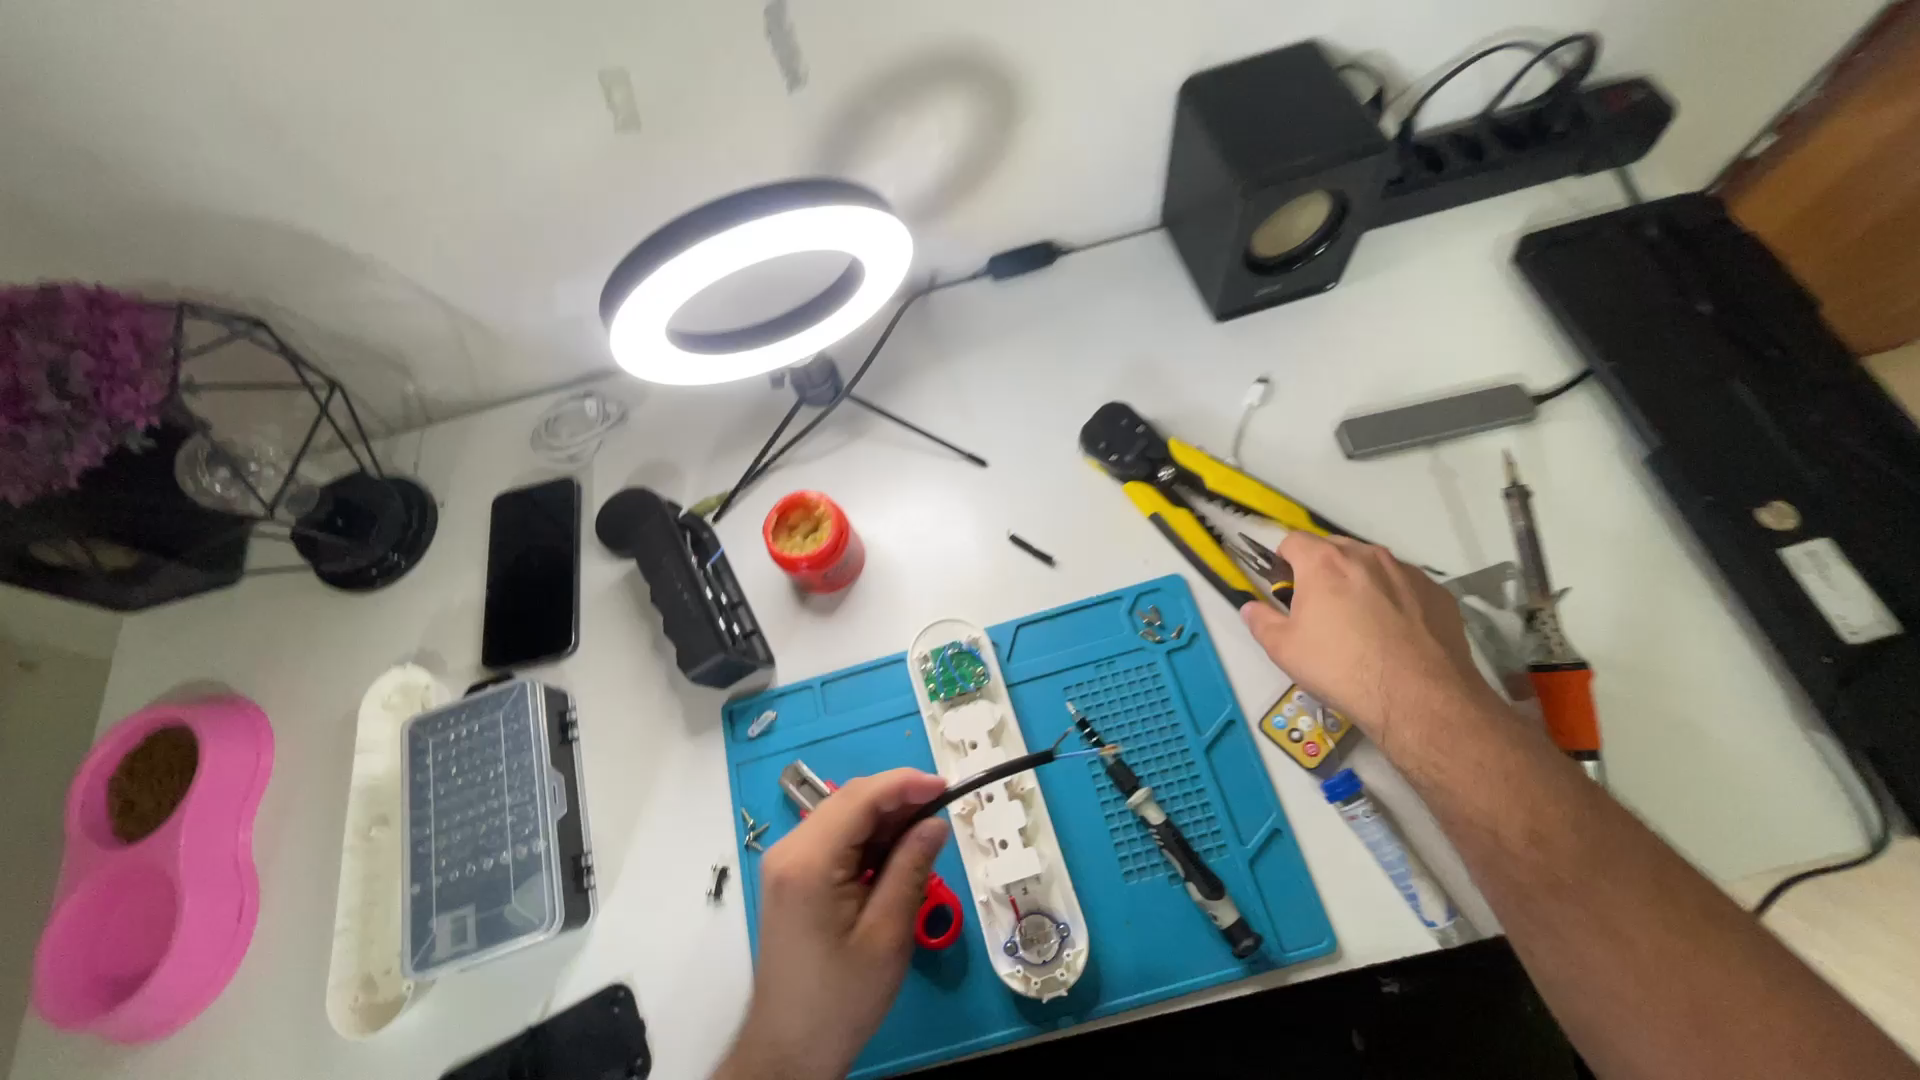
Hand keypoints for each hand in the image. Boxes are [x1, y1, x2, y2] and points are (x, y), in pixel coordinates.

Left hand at [716, 769, 950, 1079]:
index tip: (948, 786)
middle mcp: (790, 850)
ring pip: (844, 817)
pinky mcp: (792, 878)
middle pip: (850, 801)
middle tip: (943, 815)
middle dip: (899, 800)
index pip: (860, 798)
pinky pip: (835, 840)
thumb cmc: (842, 997)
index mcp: (809, 861)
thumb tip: (935, 823)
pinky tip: (896, 856)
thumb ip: (911, 868)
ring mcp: (787, 863)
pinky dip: (868, 840)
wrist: (789, 1048)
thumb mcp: (888, 934)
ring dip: (885, 820)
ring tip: (926, 838)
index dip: (906, 784)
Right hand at [1240, 532, 1501, 759]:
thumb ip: (1261, 621)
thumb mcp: (1284, 650)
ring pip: (1372, 565)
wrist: (1418, 697)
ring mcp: (1406, 572)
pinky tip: (1394, 633)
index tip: (1285, 587)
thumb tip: (1251, 608)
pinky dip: (1394, 599)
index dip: (1284, 561)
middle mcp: (1367, 556)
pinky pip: (1404, 585)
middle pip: (1334, 547)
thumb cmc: (1341, 668)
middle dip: (1321, 569)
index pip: (1293, 540)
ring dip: (1359, 581)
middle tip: (1319, 606)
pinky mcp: (1437, 593)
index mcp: (1324, 563)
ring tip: (1360, 622)